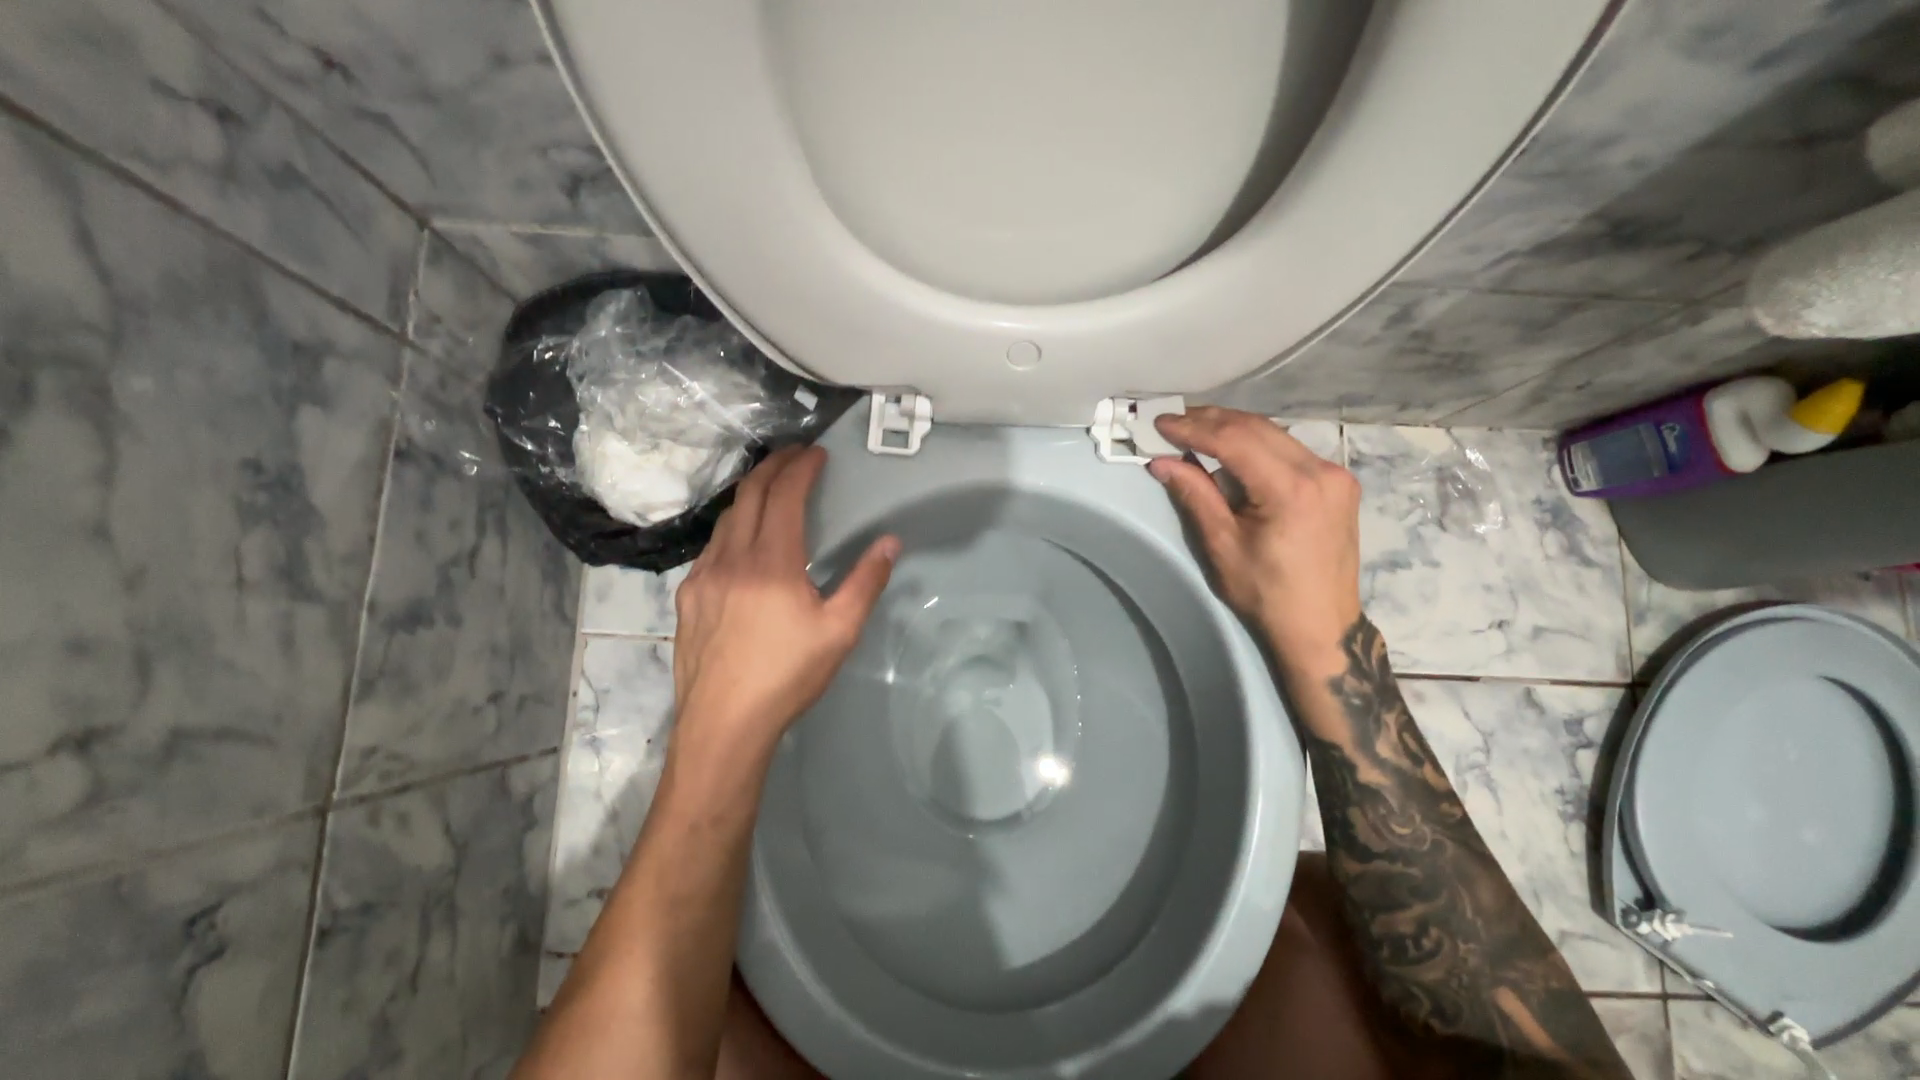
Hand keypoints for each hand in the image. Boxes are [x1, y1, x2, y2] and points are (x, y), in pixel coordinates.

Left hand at [671, 446, 899, 753]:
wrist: (724, 722)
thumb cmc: (788, 676)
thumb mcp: (840, 631)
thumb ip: (865, 582)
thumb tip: (890, 543)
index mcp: (772, 561)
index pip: (784, 495)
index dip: (801, 468)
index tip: (818, 454)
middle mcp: (732, 557)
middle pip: (749, 494)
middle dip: (773, 467)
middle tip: (795, 456)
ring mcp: (703, 576)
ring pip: (726, 519)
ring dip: (750, 496)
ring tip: (771, 492)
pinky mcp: (687, 596)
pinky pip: (711, 548)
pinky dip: (732, 530)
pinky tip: (742, 545)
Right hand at [1147, 407, 1362, 676]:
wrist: (1322, 626)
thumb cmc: (1267, 594)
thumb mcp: (1223, 546)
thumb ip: (1195, 496)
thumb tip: (1161, 462)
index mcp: (1292, 490)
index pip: (1236, 440)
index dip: (1194, 428)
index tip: (1161, 423)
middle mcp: (1321, 472)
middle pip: (1257, 428)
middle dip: (1212, 421)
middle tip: (1172, 421)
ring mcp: (1335, 475)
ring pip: (1275, 435)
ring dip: (1234, 430)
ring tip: (1195, 431)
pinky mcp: (1338, 483)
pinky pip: (1291, 450)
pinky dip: (1257, 445)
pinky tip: (1232, 452)